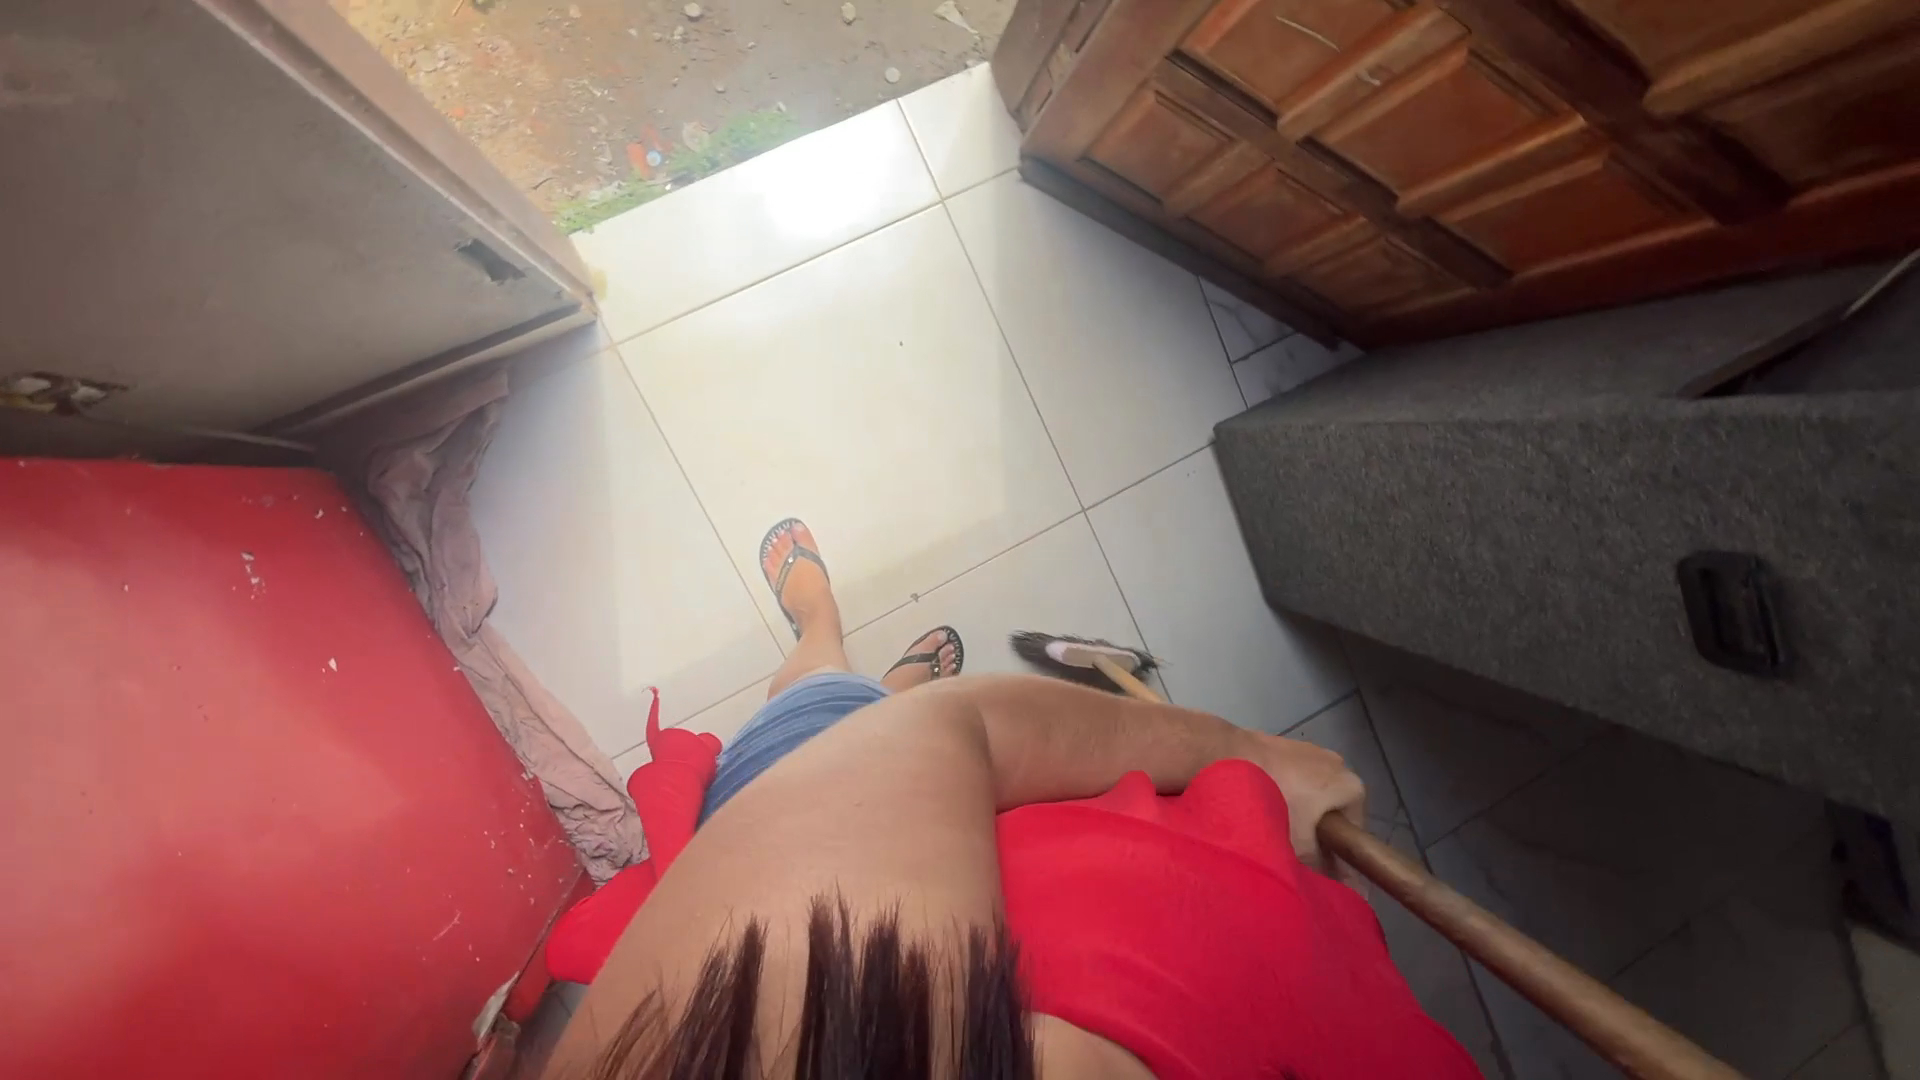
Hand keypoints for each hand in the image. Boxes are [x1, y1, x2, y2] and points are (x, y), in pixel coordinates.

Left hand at [1236, 731, 1366, 877]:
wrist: (1222, 754)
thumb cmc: (1272, 800)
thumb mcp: (1301, 847)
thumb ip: (1324, 871)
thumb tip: (1339, 895)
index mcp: (1351, 785)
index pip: (1354, 832)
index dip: (1339, 858)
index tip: (1321, 875)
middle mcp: (1334, 763)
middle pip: (1329, 813)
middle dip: (1313, 835)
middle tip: (1293, 856)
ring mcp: (1304, 750)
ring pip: (1305, 794)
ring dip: (1292, 813)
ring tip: (1271, 832)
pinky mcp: (1277, 745)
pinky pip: (1284, 777)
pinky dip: (1275, 792)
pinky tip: (1255, 806)